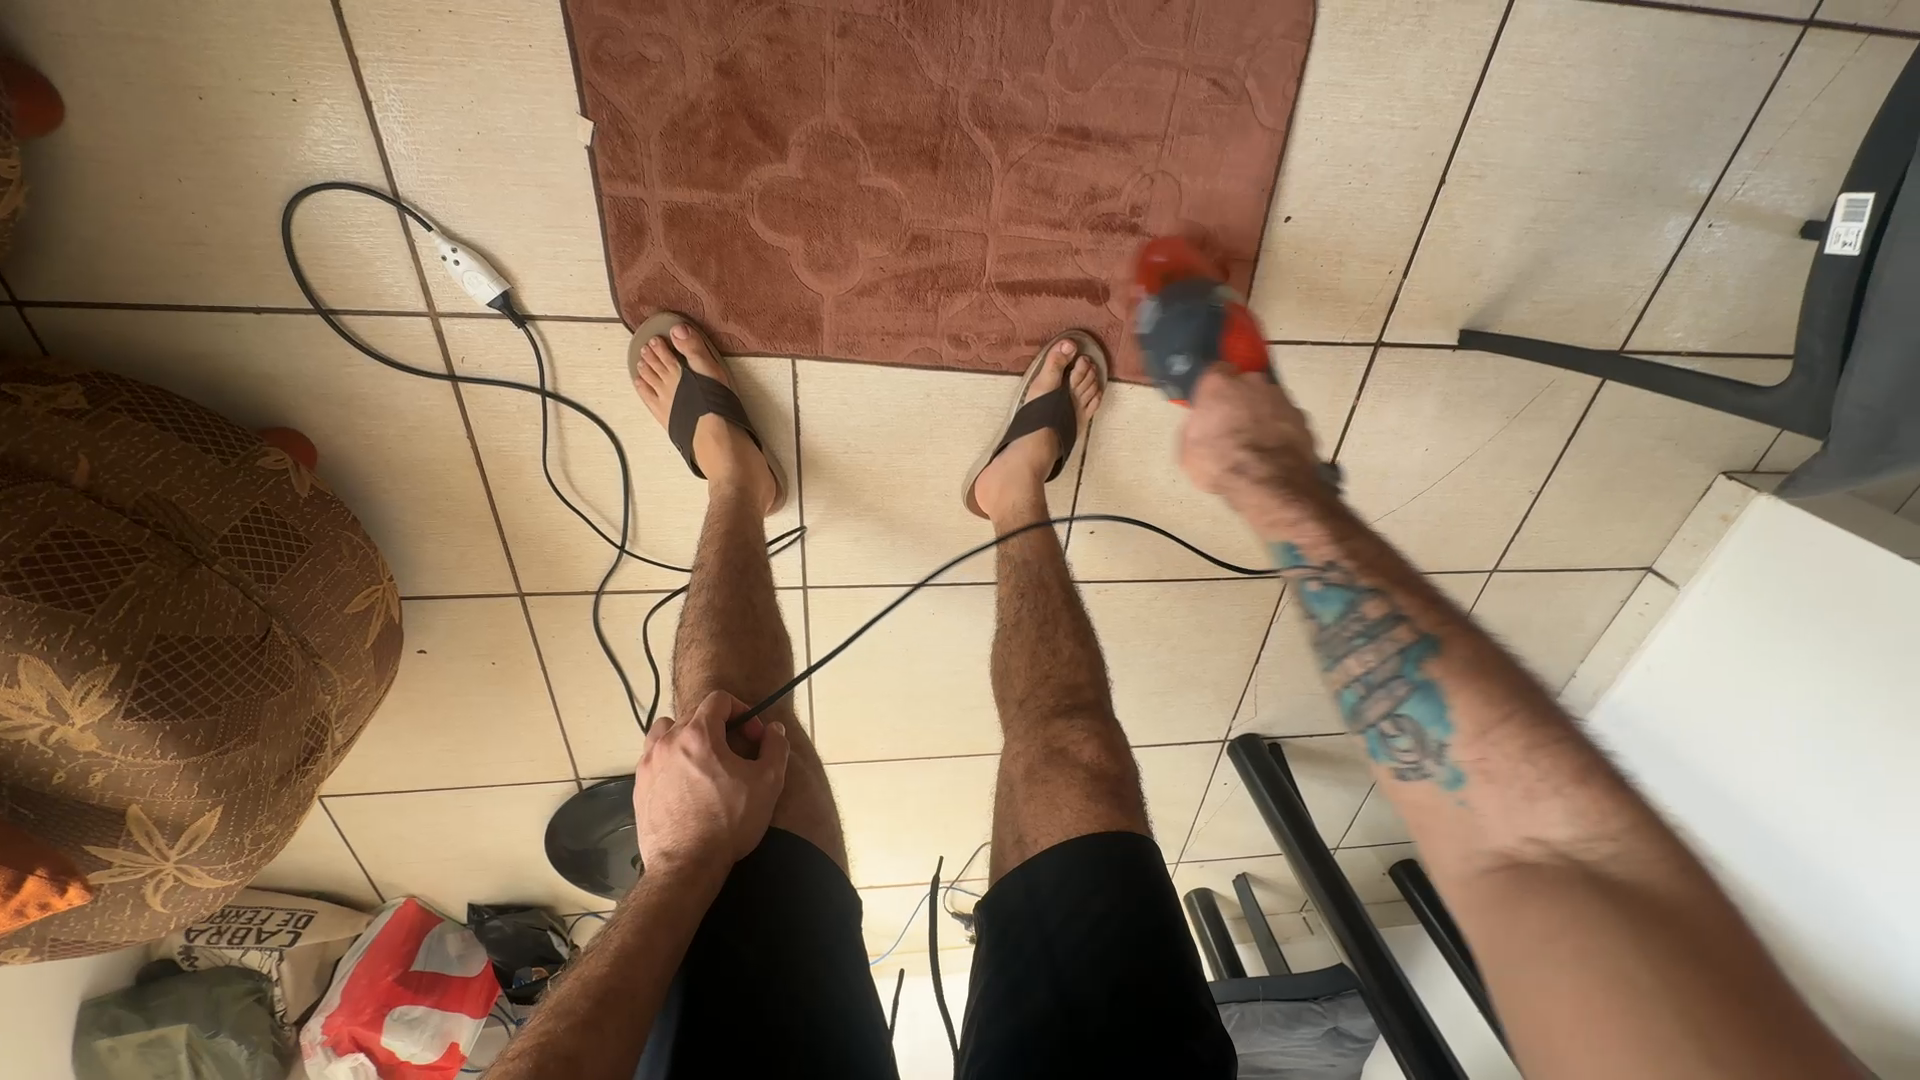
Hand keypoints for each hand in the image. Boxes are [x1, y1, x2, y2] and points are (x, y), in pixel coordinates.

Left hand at [632, 690, 789, 874]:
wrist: (686, 866)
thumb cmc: (728, 822)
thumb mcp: (768, 782)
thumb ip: (775, 747)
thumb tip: (774, 729)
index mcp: (698, 734)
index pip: (718, 699)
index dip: (743, 711)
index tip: (754, 737)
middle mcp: (667, 742)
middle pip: (694, 715)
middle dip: (720, 727)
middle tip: (736, 753)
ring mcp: (648, 764)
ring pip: (666, 732)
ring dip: (688, 738)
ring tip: (705, 762)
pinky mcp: (639, 787)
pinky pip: (655, 758)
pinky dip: (671, 760)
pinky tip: (687, 784)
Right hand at [1179, 364, 1321, 506]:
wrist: (1268, 481)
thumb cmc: (1221, 463)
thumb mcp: (1188, 451)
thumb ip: (1195, 427)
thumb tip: (1201, 426)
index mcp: (1219, 384)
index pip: (1215, 370)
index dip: (1213, 389)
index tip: (1211, 404)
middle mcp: (1252, 382)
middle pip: (1244, 384)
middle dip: (1239, 400)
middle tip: (1232, 426)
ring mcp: (1281, 398)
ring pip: (1267, 401)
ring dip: (1261, 415)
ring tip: (1255, 444)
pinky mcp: (1302, 417)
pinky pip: (1285, 420)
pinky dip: (1280, 431)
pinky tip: (1273, 452)